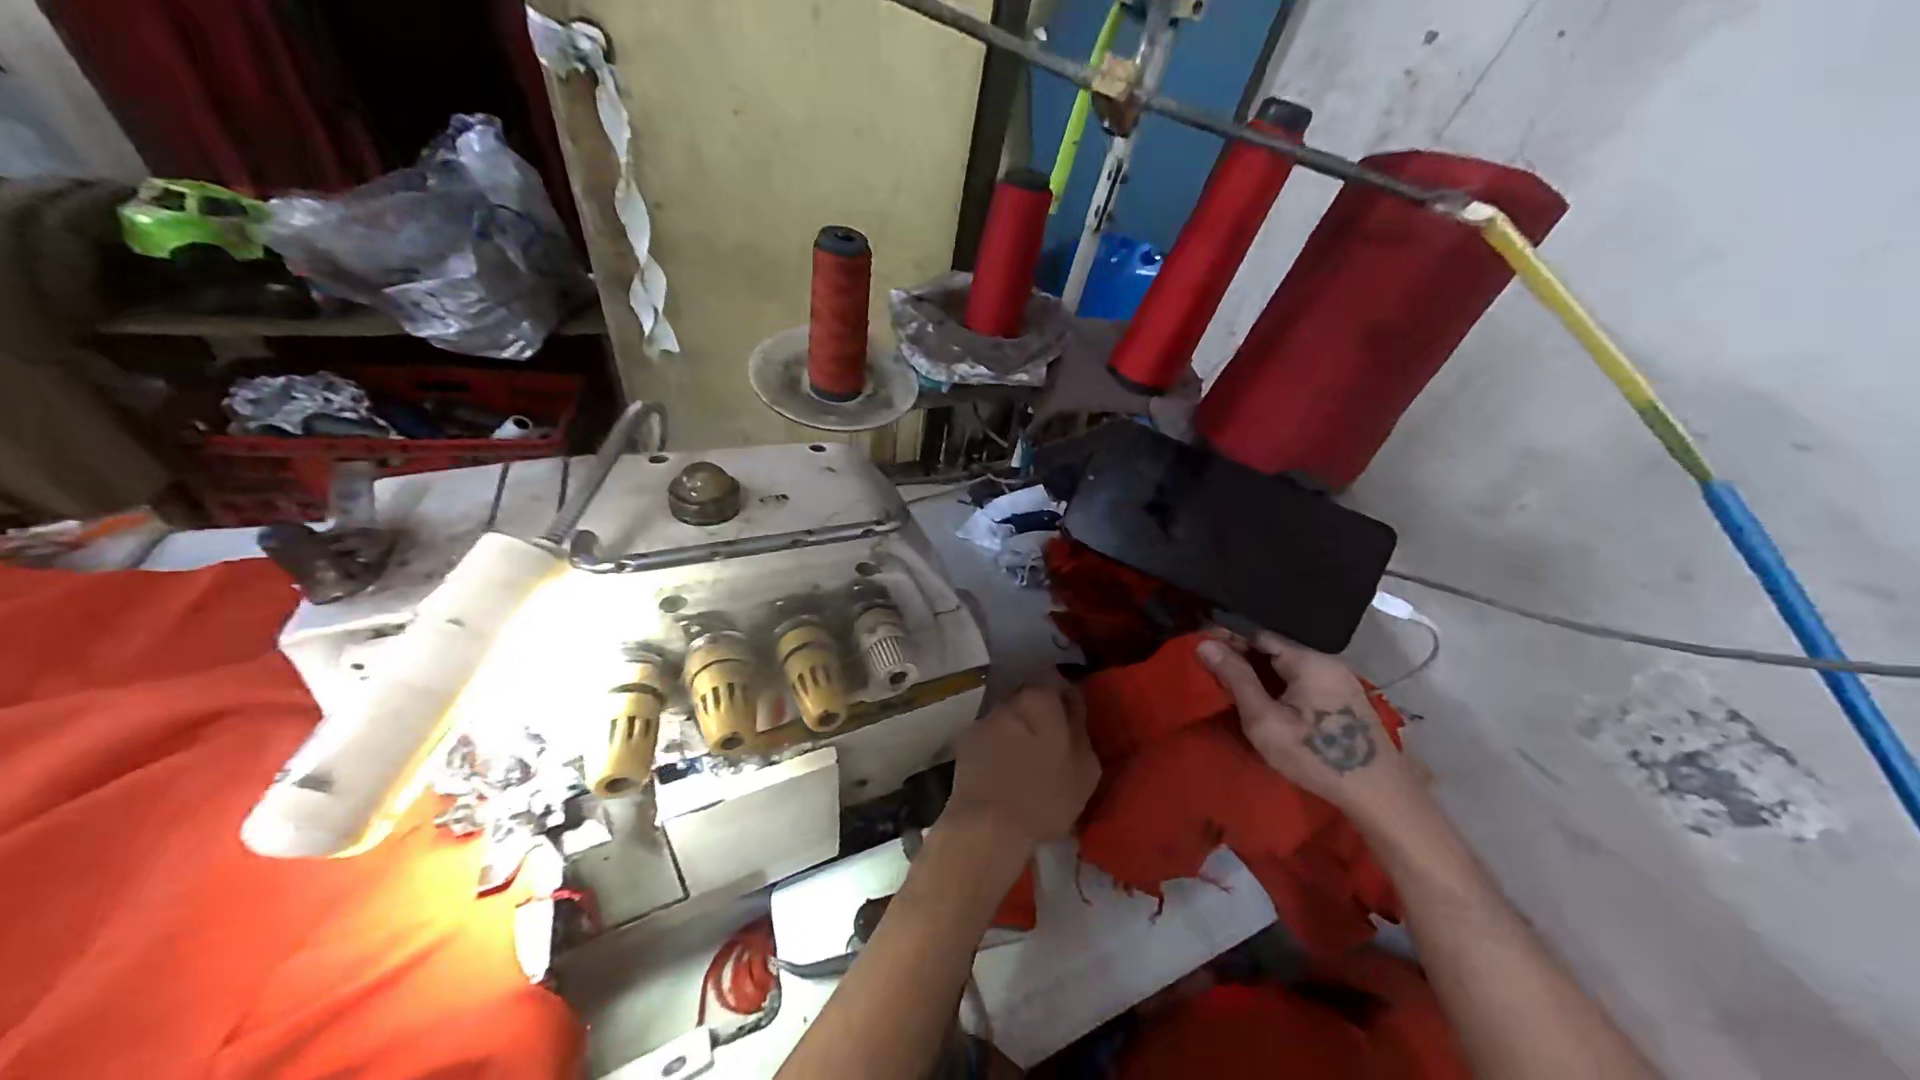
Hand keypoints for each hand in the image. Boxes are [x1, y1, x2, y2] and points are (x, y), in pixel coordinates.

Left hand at [944, 685, 1101, 849]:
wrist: (987, 825)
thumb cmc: (1046, 797)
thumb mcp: (1085, 769)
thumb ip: (1081, 731)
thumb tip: (1073, 713)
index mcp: (1041, 699)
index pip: (1058, 684)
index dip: (1066, 703)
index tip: (1071, 725)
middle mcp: (1009, 700)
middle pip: (1029, 700)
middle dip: (1039, 717)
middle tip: (1049, 747)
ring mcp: (983, 720)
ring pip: (1007, 719)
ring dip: (1016, 733)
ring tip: (1023, 764)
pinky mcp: (963, 742)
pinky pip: (988, 738)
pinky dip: (996, 748)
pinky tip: (1001, 773)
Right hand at [1195, 629, 1422, 827]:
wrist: (1377, 795)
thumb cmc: (1315, 756)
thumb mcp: (1264, 720)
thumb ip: (1236, 678)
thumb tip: (1205, 644)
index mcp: (1309, 659)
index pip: (1259, 634)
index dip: (1228, 639)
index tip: (1201, 649)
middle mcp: (1327, 661)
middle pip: (1275, 648)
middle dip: (1243, 655)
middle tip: (1212, 670)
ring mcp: (1340, 679)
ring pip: (1289, 665)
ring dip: (1261, 671)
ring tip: (1232, 683)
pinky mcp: (1345, 698)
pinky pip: (1302, 679)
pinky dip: (1279, 683)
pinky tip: (1264, 697)